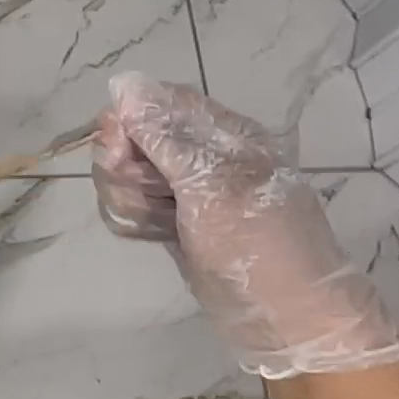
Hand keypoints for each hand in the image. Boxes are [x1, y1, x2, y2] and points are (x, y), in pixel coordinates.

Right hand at [93, 71, 398, 377]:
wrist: (279, 313)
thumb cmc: (258, 244)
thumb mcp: (210, 185)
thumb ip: (164, 136)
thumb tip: (124, 84)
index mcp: (220, 134)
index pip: (150, 103)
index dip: (124, 124)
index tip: (121, 153)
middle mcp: (197, 155)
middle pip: (126, 141)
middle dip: (125, 172)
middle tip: (154, 196)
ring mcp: (180, 188)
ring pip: (119, 177)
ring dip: (129, 202)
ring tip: (162, 223)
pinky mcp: (166, 217)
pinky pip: (124, 206)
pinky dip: (132, 222)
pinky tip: (158, 236)